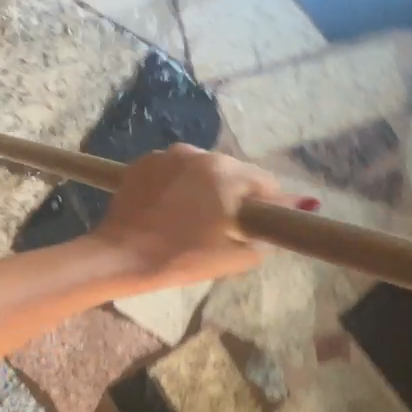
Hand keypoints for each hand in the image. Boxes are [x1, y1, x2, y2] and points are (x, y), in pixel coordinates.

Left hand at [93, 144, 294, 284]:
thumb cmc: (181, 258)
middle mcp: (197, 153)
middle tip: (223, 223)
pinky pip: (172, 169)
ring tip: (193, 215)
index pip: (265, 182)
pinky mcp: (141, 163)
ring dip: (204, 185)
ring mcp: (165, 155)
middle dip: (234, 193)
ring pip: (200, 168)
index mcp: (226, 172)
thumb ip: (268, 233)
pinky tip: (169, 207)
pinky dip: (177, 183)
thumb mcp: (236, 255)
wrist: (121, 255)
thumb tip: (291, 214)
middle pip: (232, 171)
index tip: (259, 223)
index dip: (269, 204)